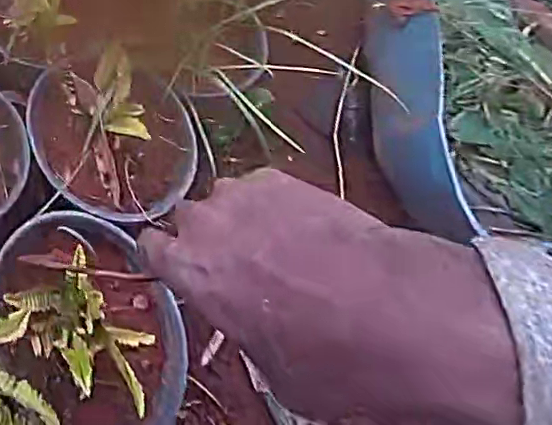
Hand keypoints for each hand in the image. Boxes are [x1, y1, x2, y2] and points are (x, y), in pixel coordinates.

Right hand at [139, 170, 520, 424]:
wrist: (403, 310)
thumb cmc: (337, 360)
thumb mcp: (277, 375)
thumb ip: (239, 330)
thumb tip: (245, 319)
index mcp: (192, 270)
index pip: (148, 247)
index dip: (164, 259)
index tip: (182, 270)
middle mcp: (204, 223)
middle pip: (188, 222)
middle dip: (207, 241)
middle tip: (242, 267)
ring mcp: (239, 193)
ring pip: (223, 202)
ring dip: (238, 220)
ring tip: (279, 246)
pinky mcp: (276, 177)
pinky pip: (259, 189)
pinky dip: (272, 206)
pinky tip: (307, 231)